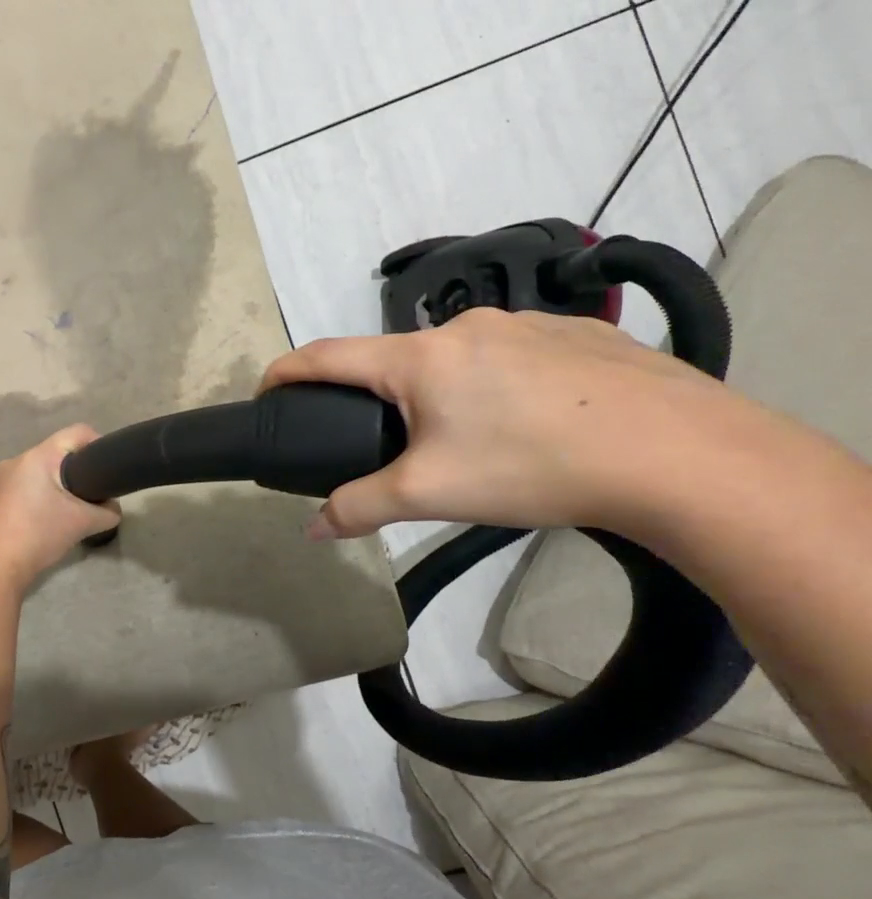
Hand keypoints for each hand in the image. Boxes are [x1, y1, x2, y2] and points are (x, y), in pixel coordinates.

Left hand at [0, 424, 121, 589]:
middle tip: (95, 495)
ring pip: (41, 475)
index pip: (77, 433)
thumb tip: (112, 509)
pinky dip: (42, 500)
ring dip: (60, 489)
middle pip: (58, 456)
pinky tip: (48, 523)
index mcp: (37, 456)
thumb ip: (107, 512)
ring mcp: (1, 482)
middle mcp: (16, 461)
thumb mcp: (82, 523)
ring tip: (73, 513)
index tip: (109, 470)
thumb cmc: (38, 534)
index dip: (99, 445)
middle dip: (79, 473)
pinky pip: (26, 491)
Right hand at [260, 308, 733, 538]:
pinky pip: (516, 356)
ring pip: (459, 358)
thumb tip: (314, 528)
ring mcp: (532, 323)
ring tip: (470, 442)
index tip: (264, 390)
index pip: (328, 354)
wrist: (680, 454)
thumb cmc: (533, 466)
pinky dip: (501, 386)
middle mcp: (468, 326)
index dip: (286, 370)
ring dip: (444, 392)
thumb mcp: (431, 495)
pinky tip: (531, 424)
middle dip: (378, 396)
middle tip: (388, 445)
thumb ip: (360, 507)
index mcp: (420, 358)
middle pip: (396, 359)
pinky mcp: (584, 334)